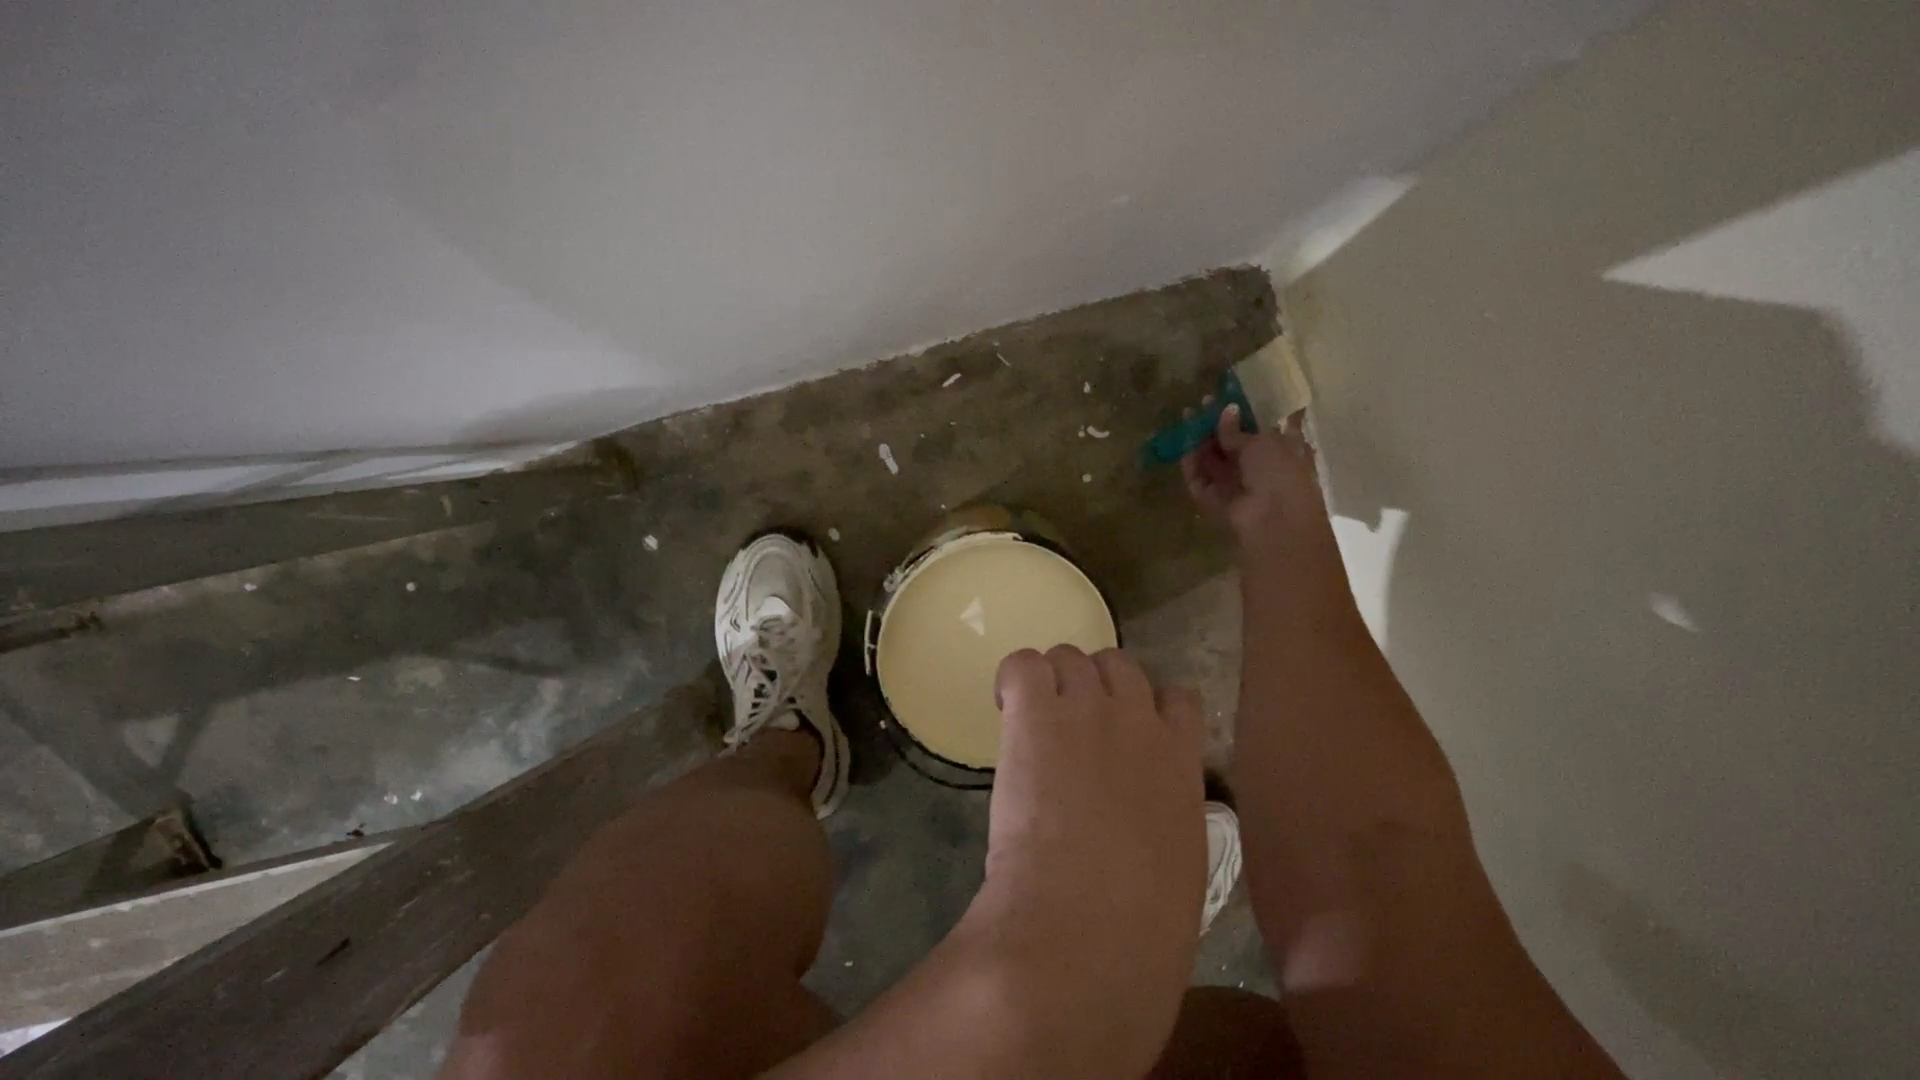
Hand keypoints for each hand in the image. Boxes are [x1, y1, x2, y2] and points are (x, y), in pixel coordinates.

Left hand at [964, 646, 1206, 1075]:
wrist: (1087, 924)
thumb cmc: (1142, 925)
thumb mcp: (1179, 870)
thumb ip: (1167, 831)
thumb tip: (1147, 841)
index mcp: (1183, 765)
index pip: (1179, 700)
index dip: (1148, 707)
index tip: (1124, 732)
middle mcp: (1139, 722)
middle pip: (1119, 665)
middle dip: (1094, 686)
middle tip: (1066, 725)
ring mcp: (1087, 712)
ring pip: (1070, 657)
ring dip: (1053, 681)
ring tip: (1031, 718)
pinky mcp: (1036, 714)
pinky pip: (1023, 665)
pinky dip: (1013, 678)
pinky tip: (1005, 708)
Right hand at [1181, 404, 1331, 549]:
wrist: (1274, 520)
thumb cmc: (1281, 472)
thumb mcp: (1263, 441)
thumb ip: (1239, 429)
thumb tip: (1227, 410)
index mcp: (1283, 451)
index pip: (1263, 429)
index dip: (1246, 413)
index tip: (1230, 396)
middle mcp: (1260, 469)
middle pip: (1234, 444)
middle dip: (1218, 425)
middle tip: (1202, 403)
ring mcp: (1236, 486)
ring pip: (1214, 460)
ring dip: (1201, 440)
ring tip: (1188, 416)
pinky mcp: (1215, 501)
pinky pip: (1200, 479)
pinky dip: (1192, 464)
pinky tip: (1185, 444)